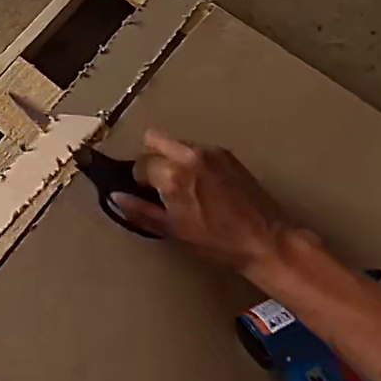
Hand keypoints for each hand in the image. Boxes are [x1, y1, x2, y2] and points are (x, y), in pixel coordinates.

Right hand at [108, 128, 292, 273]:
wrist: (264, 240)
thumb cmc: (218, 242)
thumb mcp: (173, 230)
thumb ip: (140, 211)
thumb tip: (116, 197)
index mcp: (173, 175)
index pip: (140, 162)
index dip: (139, 179)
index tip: (146, 192)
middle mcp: (189, 155)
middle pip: (153, 138)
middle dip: (151, 157)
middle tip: (159, 182)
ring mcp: (210, 151)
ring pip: (176, 143)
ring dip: (172, 158)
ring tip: (184, 185)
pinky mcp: (226, 153)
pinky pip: (198, 149)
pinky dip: (193, 161)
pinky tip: (203, 184)